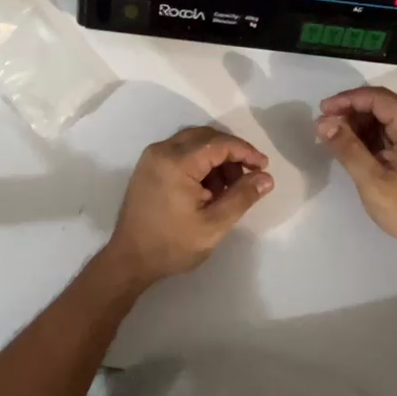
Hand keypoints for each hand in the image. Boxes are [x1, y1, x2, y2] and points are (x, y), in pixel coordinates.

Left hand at [99, 126, 273, 289]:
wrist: (130, 259)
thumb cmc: (173, 244)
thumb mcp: (214, 224)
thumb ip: (242, 197)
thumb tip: (266, 177)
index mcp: (177, 162)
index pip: (219, 143)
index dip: (245, 151)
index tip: (264, 166)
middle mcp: (162, 150)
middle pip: (205, 136)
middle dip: (231, 152)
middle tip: (249, 175)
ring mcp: (152, 156)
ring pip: (193, 142)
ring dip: (215, 157)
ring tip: (228, 187)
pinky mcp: (148, 165)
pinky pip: (180, 151)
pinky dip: (199, 161)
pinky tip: (208, 187)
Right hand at [317, 86, 396, 272]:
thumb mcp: (372, 181)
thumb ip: (347, 148)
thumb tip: (322, 122)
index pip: (380, 99)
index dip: (349, 99)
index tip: (323, 110)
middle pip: (383, 104)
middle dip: (352, 110)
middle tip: (325, 123)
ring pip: (385, 117)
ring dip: (358, 122)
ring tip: (333, 134)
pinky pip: (390, 131)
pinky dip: (369, 134)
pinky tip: (350, 144)